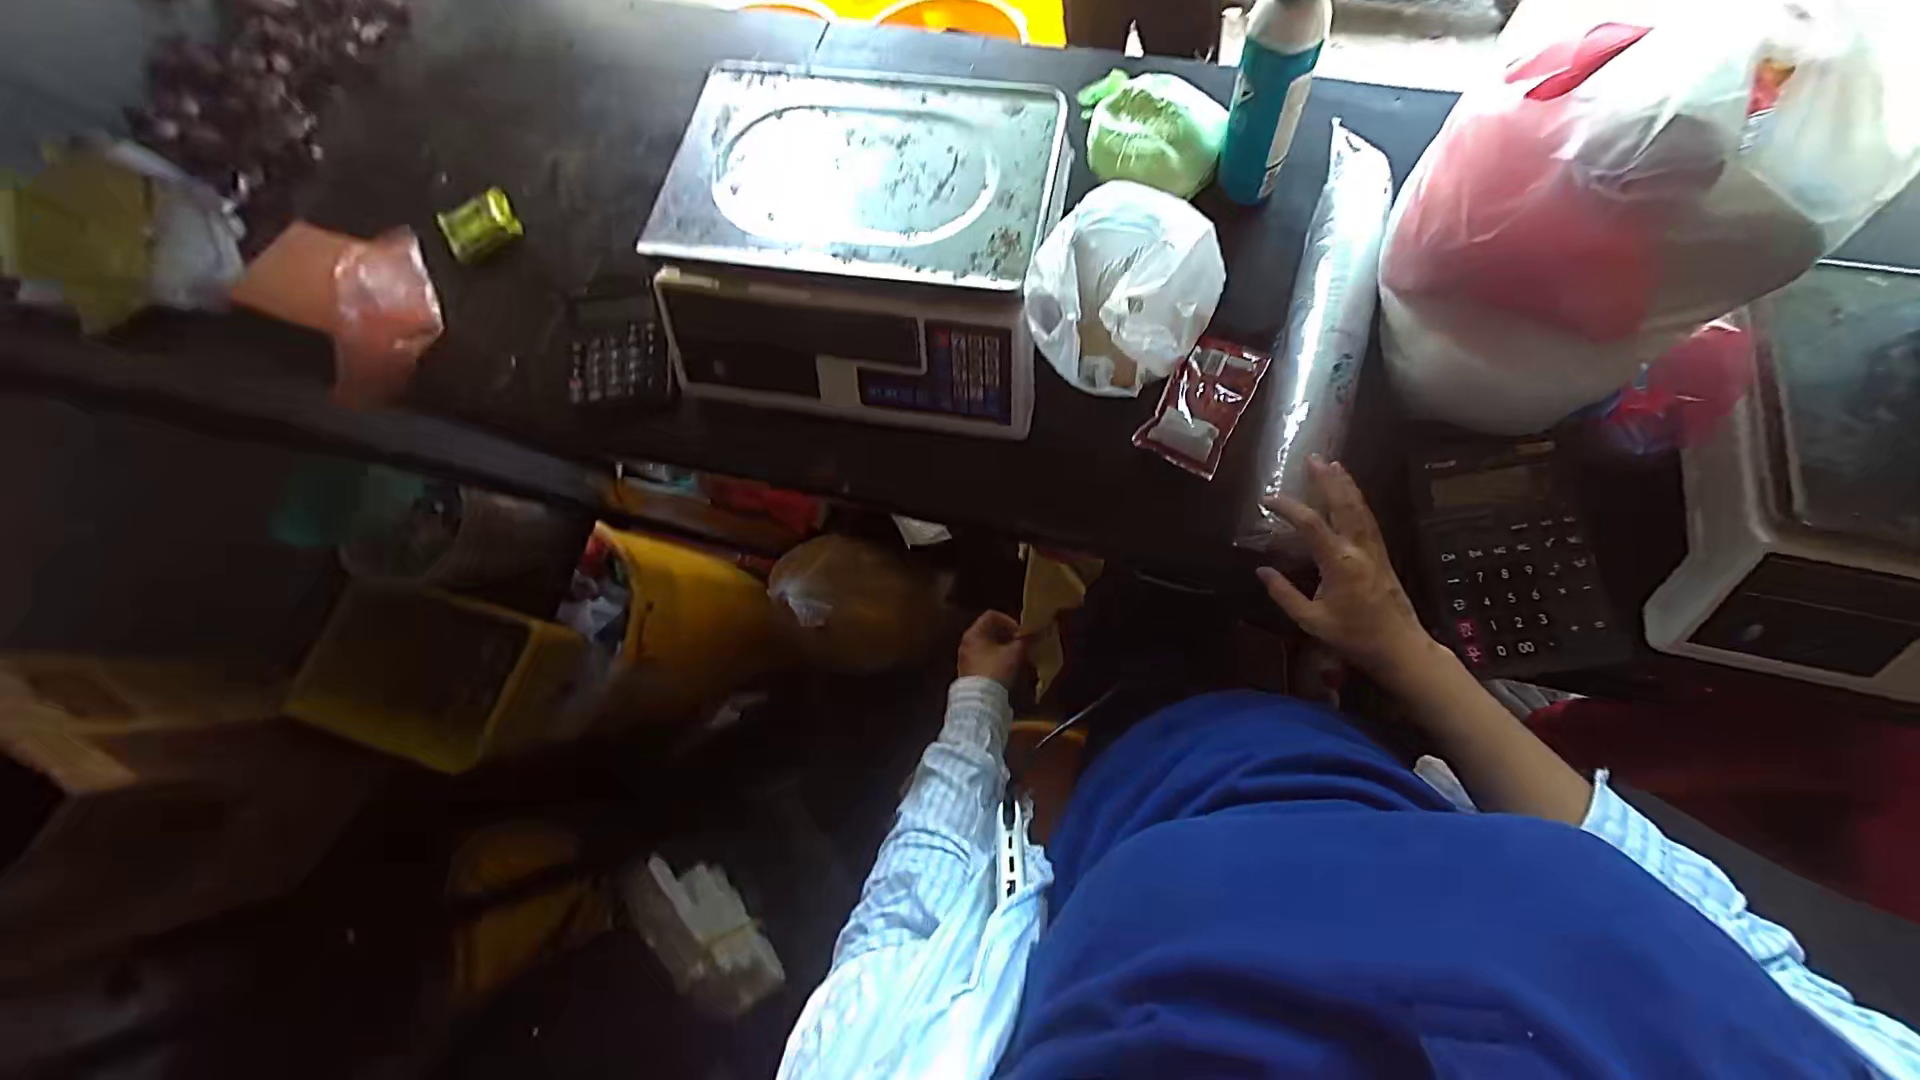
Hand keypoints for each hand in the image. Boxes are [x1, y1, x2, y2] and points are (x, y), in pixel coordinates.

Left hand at [957, 610, 1027, 688]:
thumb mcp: (1014, 653)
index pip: (992, 615)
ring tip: (1015, 655)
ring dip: (1001, 646)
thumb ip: (1022, 641)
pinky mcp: (967, 670)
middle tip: (1020, 643)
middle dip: (1006, 635)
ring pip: (985, 644)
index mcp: (975, 632)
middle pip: (988, 630)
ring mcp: (965, 656)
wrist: (979, 699)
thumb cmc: (996, 670)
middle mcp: (967, 641)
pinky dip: (994, 657)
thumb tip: (1029, 637)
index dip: (1009, 620)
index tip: (1020, 632)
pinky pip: (982, 656)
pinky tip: (1005, 666)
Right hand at [1256, 456, 1445, 685]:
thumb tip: (1262, 571)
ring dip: (1346, 485)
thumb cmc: (1353, 636)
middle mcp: (1360, 550)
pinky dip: (1356, 501)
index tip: (1268, 500)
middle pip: (1344, 506)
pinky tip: (1349, 494)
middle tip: (1314, 459)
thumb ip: (1284, 594)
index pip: (1311, 526)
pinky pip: (1368, 520)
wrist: (1400, 647)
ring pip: (1360, 509)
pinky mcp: (1381, 555)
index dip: (1289, 508)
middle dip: (1328, 481)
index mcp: (1340, 564)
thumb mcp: (1311, 620)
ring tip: (1333, 465)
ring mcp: (1374, 551)